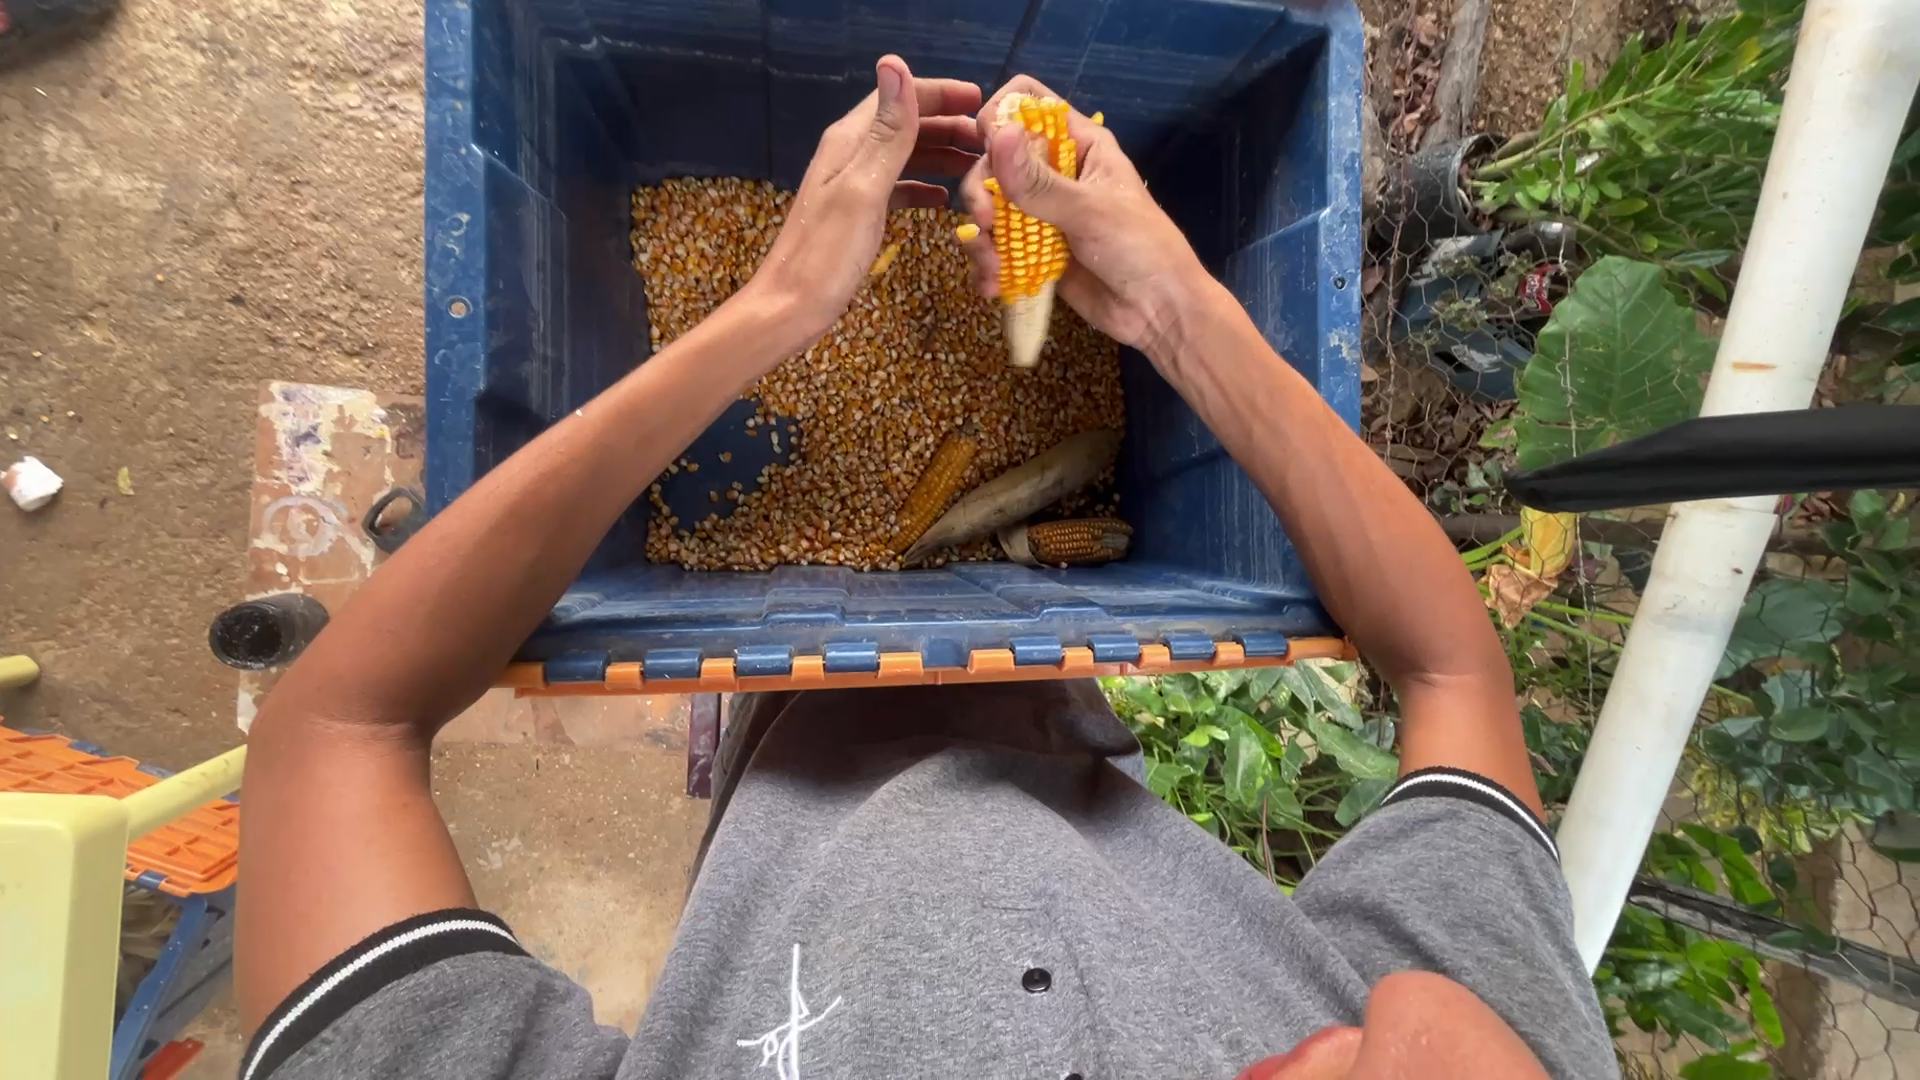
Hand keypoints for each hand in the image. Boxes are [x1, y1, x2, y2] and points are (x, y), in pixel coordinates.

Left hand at [751, 55, 982, 342]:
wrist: (791, 308)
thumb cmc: (826, 256)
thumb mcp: (862, 191)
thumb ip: (886, 134)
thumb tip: (897, 65)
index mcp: (850, 142)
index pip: (899, 99)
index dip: (940, 94)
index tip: (982, 102)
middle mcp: (850, 155)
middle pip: (904, 125)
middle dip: (947, 124)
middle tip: (988, 139)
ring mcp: (853, 186)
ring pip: (904, 156)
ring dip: (939, 155)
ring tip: (976, 164)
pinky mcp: (857, 215)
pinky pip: (897, 188)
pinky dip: (923, 186)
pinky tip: (943, 198)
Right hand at [958, 76, 1212, 360]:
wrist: (1156, 309)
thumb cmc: (1139, 247)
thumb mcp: (1089, 210)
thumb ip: (1039, 182)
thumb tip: (995, 136)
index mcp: (1078, 145)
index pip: (1028, 103)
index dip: (1000, 116)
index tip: (988, 147)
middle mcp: (1055, 174)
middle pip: (995, 162)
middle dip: (982, 193)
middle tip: (988, 224)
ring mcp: (1041, 216)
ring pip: (990, 210)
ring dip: (981, 239)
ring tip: (992, 269)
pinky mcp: (1034, 255)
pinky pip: (997, 250)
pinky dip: (987, 267)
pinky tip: (993, 286)